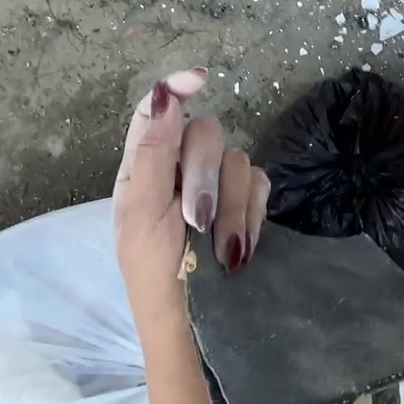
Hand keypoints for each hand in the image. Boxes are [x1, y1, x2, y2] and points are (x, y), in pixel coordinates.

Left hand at [112, 68, 272, 324]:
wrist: (201, 324)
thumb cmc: (157, 275)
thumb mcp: (143, 216)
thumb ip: (154, 152)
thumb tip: (163, 93)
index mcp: (143, 170)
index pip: (157, 112)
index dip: (176, 88)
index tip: (200, 79)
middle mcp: (181, 169)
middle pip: (205, 134)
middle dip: (206, 177)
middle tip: (198, 219)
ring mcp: (218, 184)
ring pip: (238, 159)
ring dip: (231, 207)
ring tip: (222, 248)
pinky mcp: (248, 200)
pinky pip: (260, 182)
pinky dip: (251, 214)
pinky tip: (240, 244)